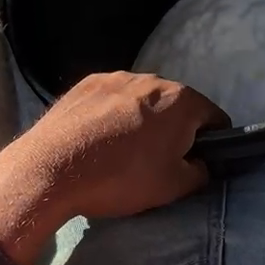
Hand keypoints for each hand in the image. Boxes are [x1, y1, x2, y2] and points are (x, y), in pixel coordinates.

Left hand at [0, 72, 227, 264]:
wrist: (48, 171)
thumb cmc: (120, 178)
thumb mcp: (173, 187)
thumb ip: (200, 173)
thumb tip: (202, 164)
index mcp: (183, 100)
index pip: (215, 119)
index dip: (212, 143)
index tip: (196, 163)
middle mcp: (155, 79)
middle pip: (179, 106)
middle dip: (176, 129)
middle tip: (158, 160)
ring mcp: (118, 76)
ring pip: (144, 99)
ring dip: (144, 118)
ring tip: (123, 149)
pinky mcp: (87, 83)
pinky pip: (114, 97)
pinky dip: (114, 113)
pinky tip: (98, 137)